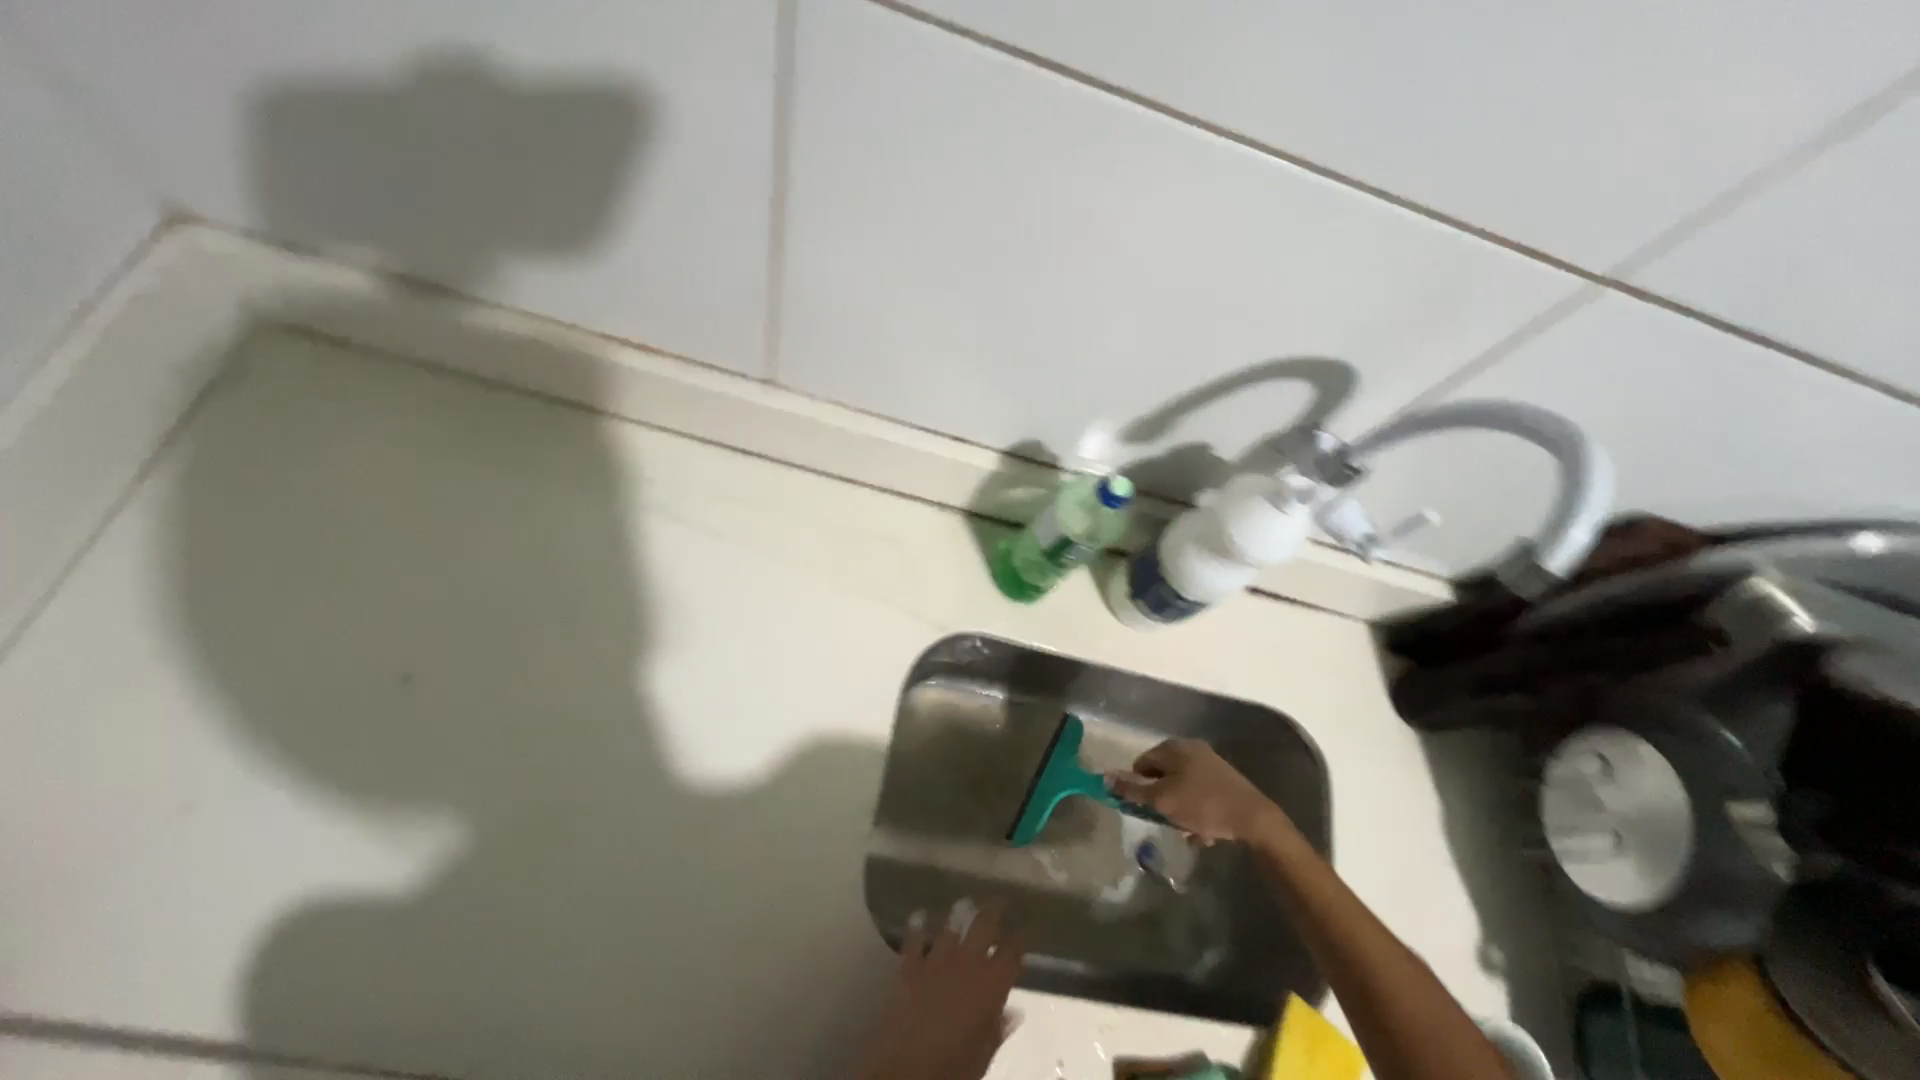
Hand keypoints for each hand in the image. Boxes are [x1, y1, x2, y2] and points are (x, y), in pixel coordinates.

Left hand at [857, 900, 1025, 1079]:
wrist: (904, 1071)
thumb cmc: (951, 1069)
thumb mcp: (982, 1058)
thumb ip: (997, 1031)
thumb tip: (1014, 1013)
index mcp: (990, 988)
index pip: (1012, 953)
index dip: (1021, 937)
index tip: (1026, 924)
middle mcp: (966, 966)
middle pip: (984, 927)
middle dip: (994, 910)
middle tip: (1001, 899)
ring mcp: (935, 963)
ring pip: (950, 926)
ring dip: (959, 913)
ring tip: (965, 901)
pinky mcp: (908, 967)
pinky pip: (914, 939)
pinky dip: (918, 925)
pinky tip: (920, 914)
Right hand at [1108, 738, 1283, 843]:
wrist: (1253, 818)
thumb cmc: (1202, 805)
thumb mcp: (1161, 800)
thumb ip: (1132, 789)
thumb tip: (1104, 776)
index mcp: (1174, 747)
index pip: (1141, 764)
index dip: (1138, 787)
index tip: (1145, 809)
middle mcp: (1191, 748)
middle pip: (1162, 775)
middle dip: (1161, 800)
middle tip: (1166, 821)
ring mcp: (1210, 763)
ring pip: (1181, 788)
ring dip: (1179, 810)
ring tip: (1187, 830)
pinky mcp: (1224, 779)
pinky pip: (1200, 795)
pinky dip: (1197, 811)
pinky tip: (1203, 831)